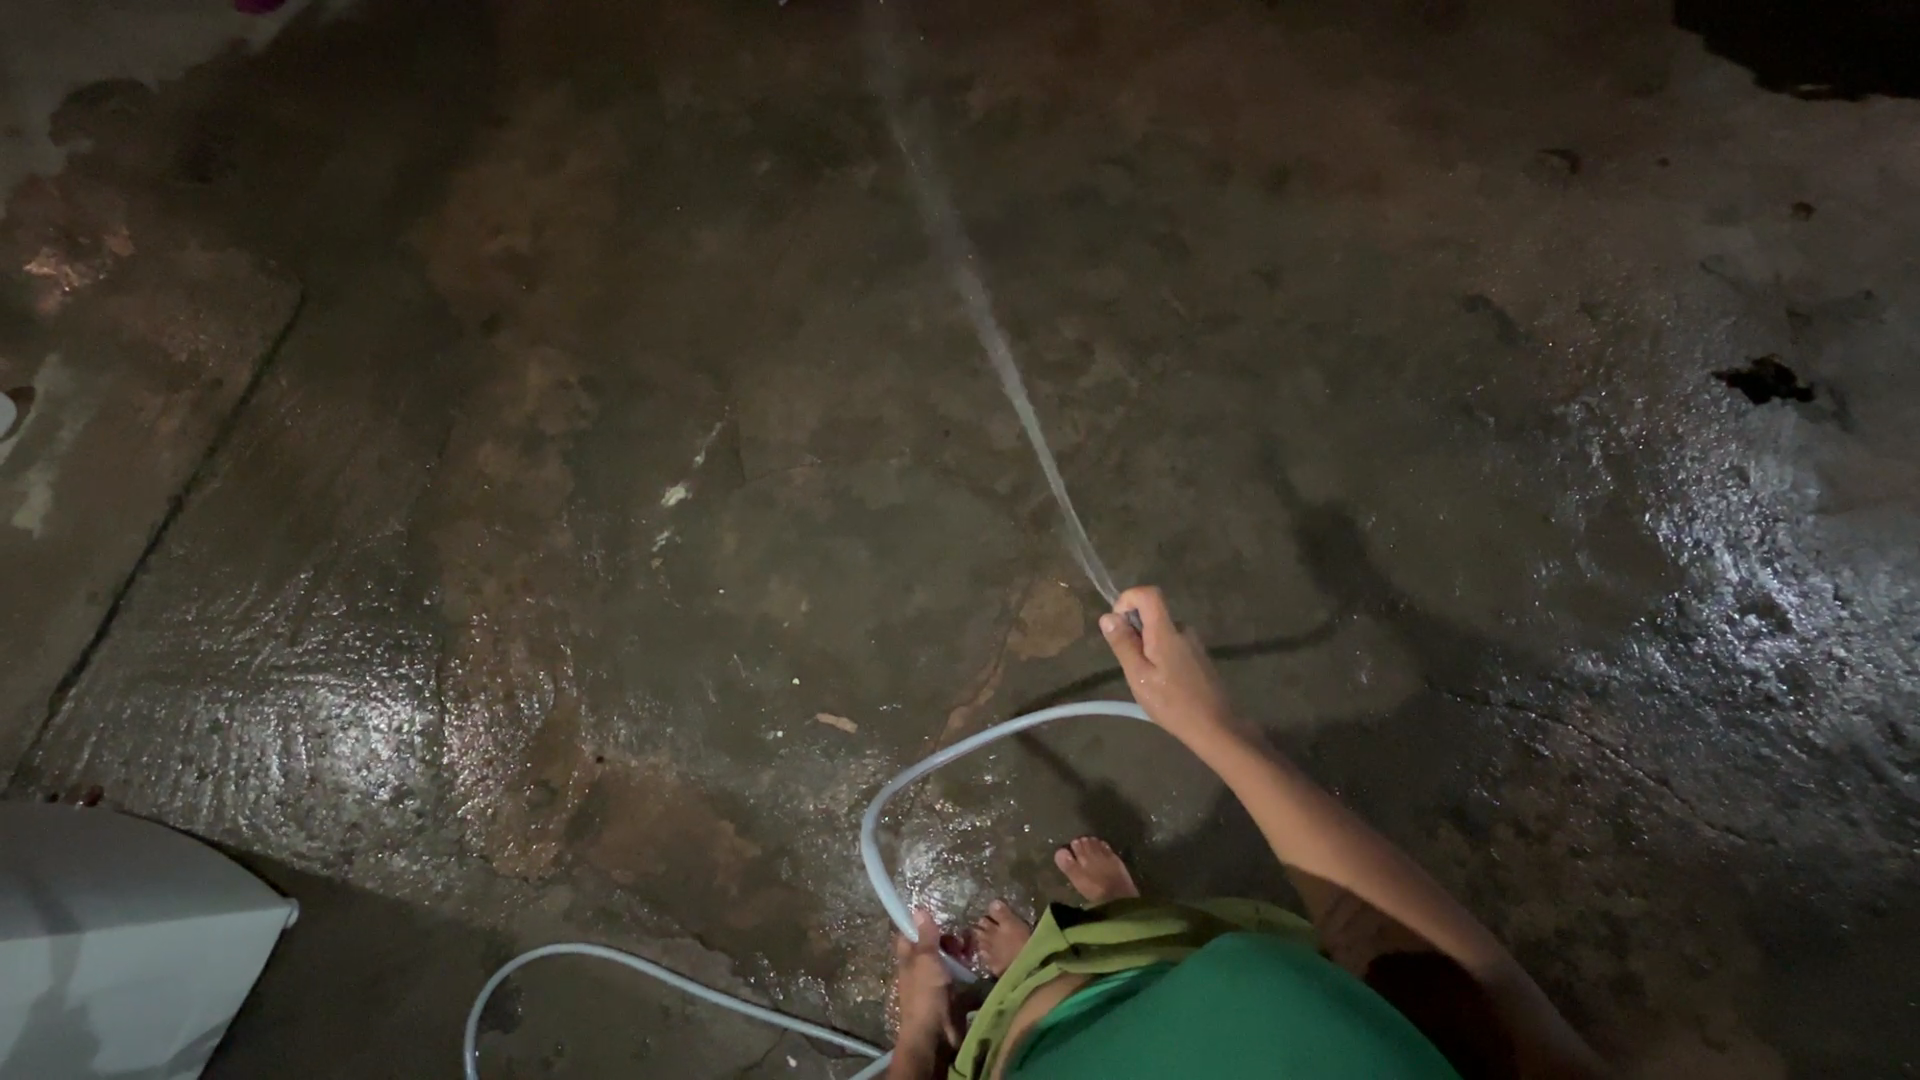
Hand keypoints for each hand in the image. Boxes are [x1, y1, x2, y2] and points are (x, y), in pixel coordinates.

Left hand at [893, 910, 956, 1052]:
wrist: (935, 1036)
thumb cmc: (925, 993)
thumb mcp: (925, 959)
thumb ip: (926, 936)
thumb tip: (918, 909)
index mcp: (908, 958)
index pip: (909, 933)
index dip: (921, 923)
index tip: (937, 915)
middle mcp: (920, 968)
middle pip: (932, 945)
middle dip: (947, 939)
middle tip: (960, 939)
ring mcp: (935, 982)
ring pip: (947, 959)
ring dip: (958, 953)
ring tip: (970, 950)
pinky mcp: (950, 994)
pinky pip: (959, 976)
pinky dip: (967, 970)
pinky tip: (975, 965)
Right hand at [1100, 586, 1237, 741]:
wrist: (1215, 726)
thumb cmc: (1172, 703)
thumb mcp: (1139, 676)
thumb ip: (1123, 644)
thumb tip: (1107, 616)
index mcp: (1166, 631)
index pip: (1148, 593)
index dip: (1127, 600)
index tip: (1117, 625)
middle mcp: (1182, 629)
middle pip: (1152, 613)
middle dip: (1134, 632)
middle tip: (1131, 666)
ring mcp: (1193, 642)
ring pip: (1160, 631)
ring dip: (1146, 647)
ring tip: (1147, 679)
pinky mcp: (1198, 656)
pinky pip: (1171, 644)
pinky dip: (1159, 655)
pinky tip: (1163, 684)